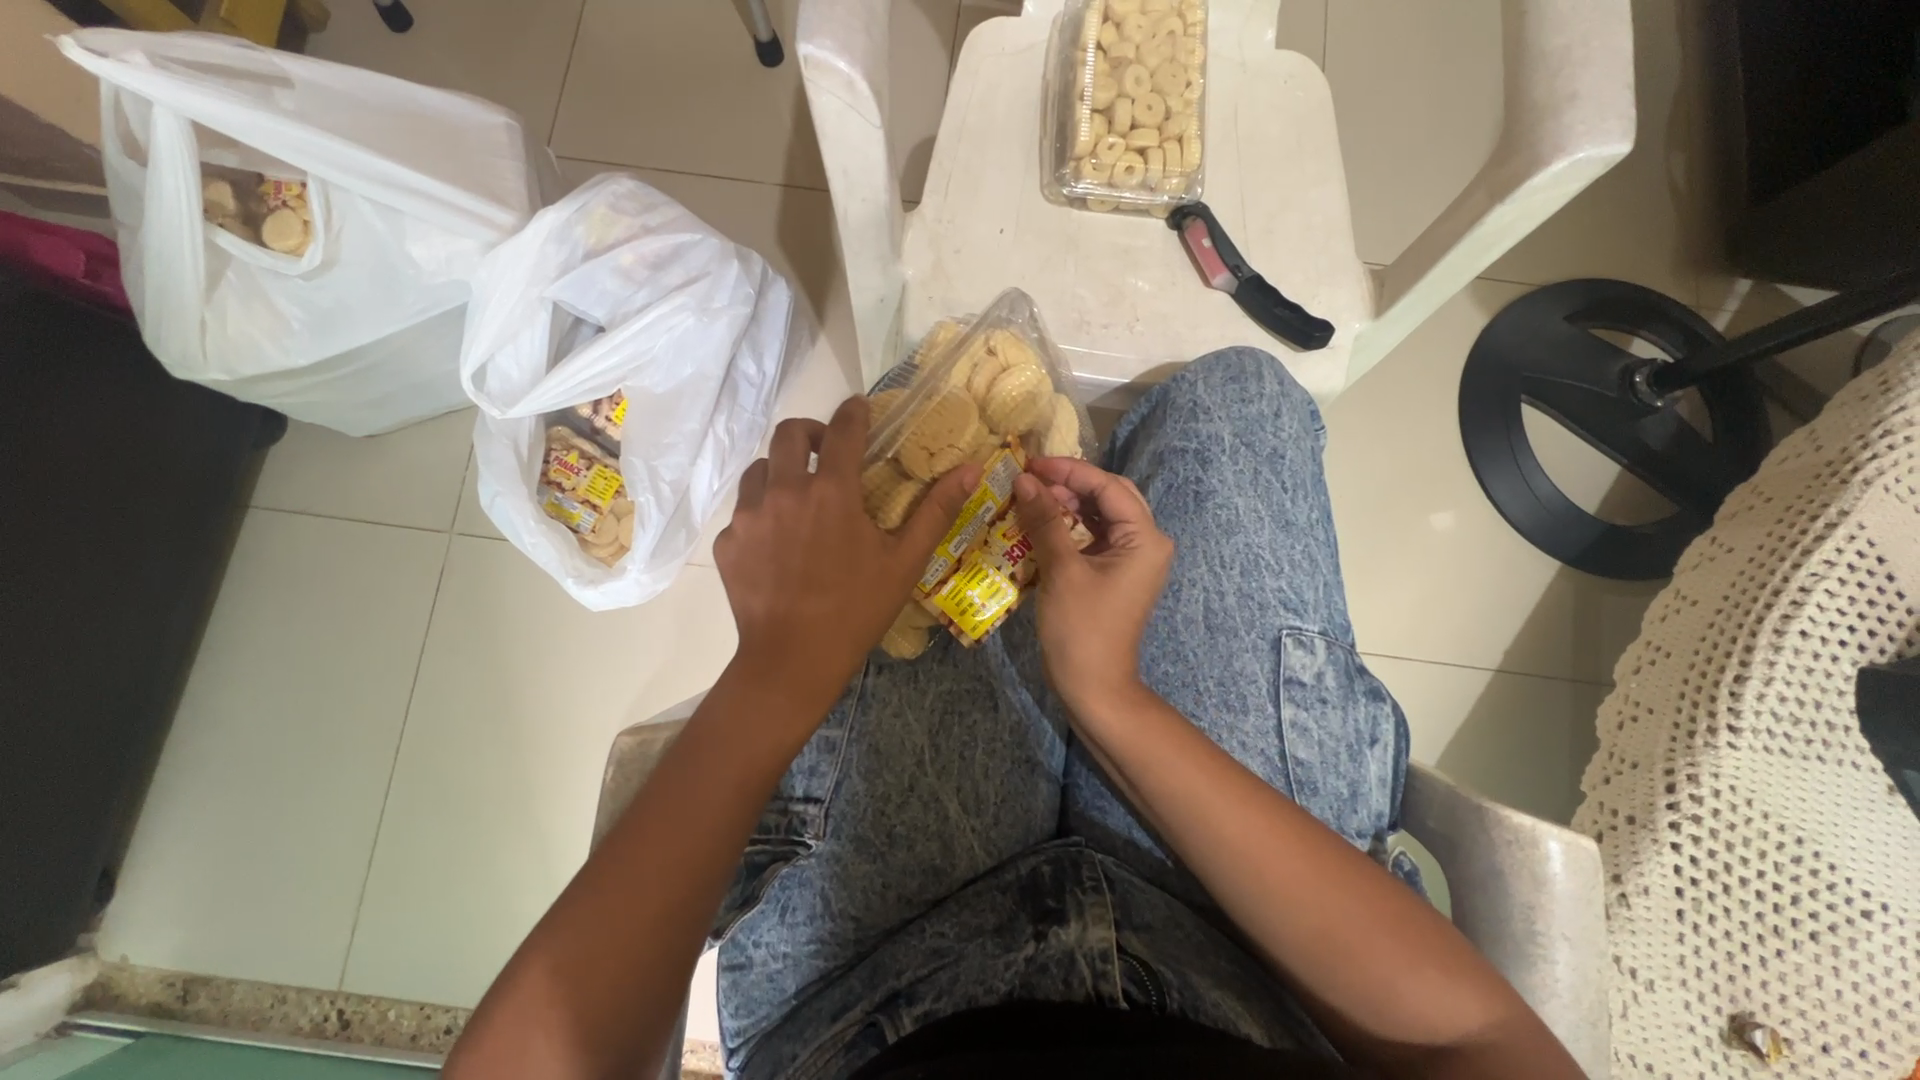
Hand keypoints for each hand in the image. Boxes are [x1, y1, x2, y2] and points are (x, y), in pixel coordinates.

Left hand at [715, 396, 978, 719]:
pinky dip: (761, 515)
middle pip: (789, 433)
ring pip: (759, 469)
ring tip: (799, 498)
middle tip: (827, 452)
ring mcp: (748, 516)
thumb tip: (972, 468)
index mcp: (831, 492)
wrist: (792, 660)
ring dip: (781, 471)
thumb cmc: (856, 610)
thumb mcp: (905, 561)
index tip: (859, 407)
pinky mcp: (727, 542)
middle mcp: (784, 491)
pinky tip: (778, 544)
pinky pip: (743, 512)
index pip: (843, 430)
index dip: (854, 412)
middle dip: (811, 433)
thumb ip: (936, 510)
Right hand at [1012, 457, 1173, 714]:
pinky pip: (1093, 538)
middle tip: (1030, 482)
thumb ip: (1045, 520)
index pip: (1107, 486)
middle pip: (1108, 496)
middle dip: (1069, 486)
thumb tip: (1024, 480)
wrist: (1094, 687)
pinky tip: (1039, 525)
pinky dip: (1068, 528)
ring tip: (1030, 501)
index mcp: (1145, 538)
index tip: (1030, 465)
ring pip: (1100, 516)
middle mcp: (1147, 542)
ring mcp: (1133, 559)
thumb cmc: (1081, 629)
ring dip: (1066, 506)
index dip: (1068, 471)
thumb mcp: (1061, 570)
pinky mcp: (1116, 574)